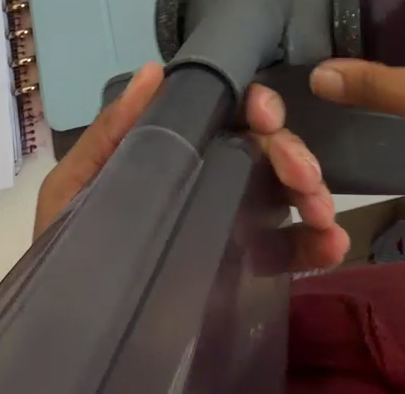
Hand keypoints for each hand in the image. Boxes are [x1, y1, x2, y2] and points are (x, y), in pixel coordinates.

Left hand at [33, 61, 349, 270]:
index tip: (264, 114)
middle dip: (293, 151)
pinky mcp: (249, 271)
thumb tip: (151, 71)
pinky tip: (333, 243)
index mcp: (182, 154)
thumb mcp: (78, 187)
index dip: (256, 106)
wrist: (71, 333)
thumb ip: (111, 134)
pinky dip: (319, 242)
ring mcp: (235, 224)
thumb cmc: (72, 248)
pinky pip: (291, 250)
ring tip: (320, 211)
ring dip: (313, 192)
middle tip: (301, 173)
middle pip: (268, 151)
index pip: (230, 116)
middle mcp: (214, 180)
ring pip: (288, 192)